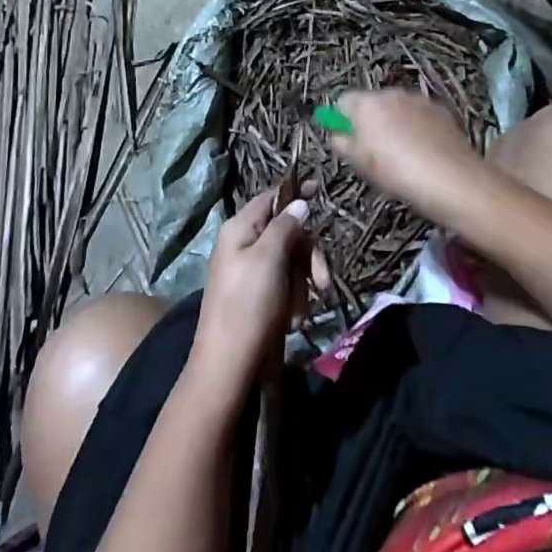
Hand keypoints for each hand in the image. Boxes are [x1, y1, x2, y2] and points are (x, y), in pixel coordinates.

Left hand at [187, 190, 310, 395]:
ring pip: (290, 262)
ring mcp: (250, 271)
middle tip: (322, 281)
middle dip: (307, 257)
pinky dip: (293, 299)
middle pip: (287, 233)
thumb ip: (285, 226)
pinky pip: (284, 285)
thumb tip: (298, 203)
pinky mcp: (257, 295)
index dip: (294, 195)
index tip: (318, 189)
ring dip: (302, 284)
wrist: (229, 362)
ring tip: (299, 309)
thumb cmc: (248, 304)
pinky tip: (291, 319)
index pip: (270, 199)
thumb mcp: (269, 258)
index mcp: (240, 228)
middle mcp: (243, 244)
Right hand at [326, 90, 487, 221]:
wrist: (449, 178)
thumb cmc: (396, 172)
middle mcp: (392, 94)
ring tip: (402, 152)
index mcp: (366, 104)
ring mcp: (419, 100)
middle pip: (372, 102)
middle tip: (374, 150)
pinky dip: (417, 126)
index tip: (348, 139)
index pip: (343, 101)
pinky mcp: (441, 110)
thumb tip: (338, 135)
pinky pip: (419, 115)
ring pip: (397, 107)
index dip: (342, 119)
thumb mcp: (359, 163)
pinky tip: (423, 150)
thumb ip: (342, 143)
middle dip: (370, 120)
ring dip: (395, 122)